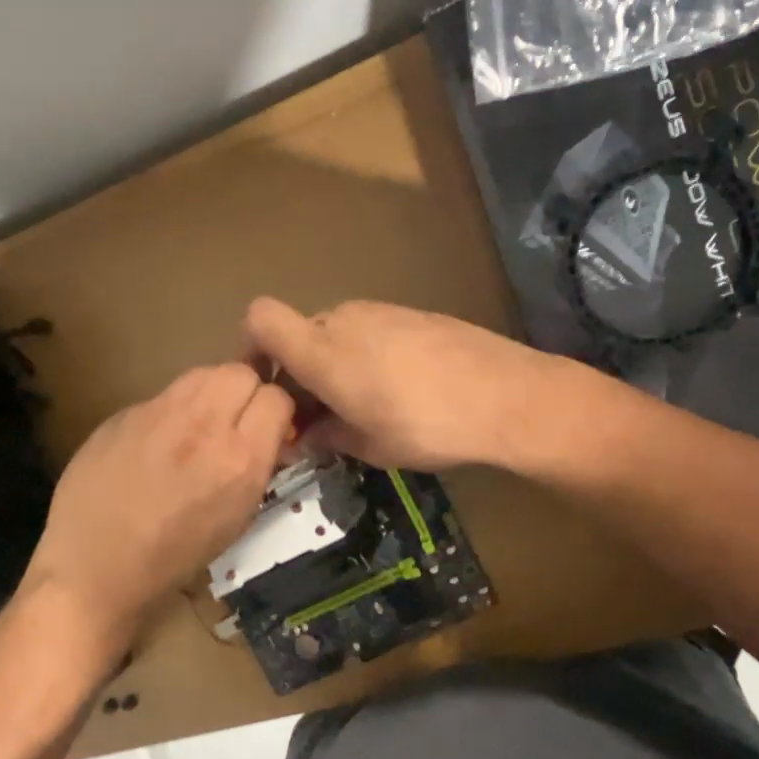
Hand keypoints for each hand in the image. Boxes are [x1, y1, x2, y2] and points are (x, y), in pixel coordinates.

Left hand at [24, 363, 294, 632]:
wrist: (93, 571)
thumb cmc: (172, 561)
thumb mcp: (235, 520)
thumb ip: (256, 469)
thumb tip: (269, 438)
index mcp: (239, 459)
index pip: (277, 398)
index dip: (277, 413)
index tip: (269, 431)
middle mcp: (203, 424)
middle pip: (241, 372)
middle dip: (247, 392)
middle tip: (236, 423)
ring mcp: (158, 413)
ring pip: (202, 374)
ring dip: (211, 394)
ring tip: (200, 428)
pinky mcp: (123, 413)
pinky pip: (164, 396)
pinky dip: (173, 412)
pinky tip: (158, 445)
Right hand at [243, 297, 574, 470]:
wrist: (508, 397)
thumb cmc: (427, 427)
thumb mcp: (369, 446)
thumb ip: (327, 435)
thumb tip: (306, 434)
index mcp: (322, 352)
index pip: (259, 319)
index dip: (250, 348)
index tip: (268, 391)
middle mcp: (342, 320)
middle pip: (298, 335)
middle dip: (297, 375)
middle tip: (317, 421)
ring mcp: (379, 311)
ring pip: (334, 335)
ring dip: (331, 368)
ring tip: (360, 410)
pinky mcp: (410, 313)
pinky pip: (366, 333)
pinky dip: (362, 358)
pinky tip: (395, 391)